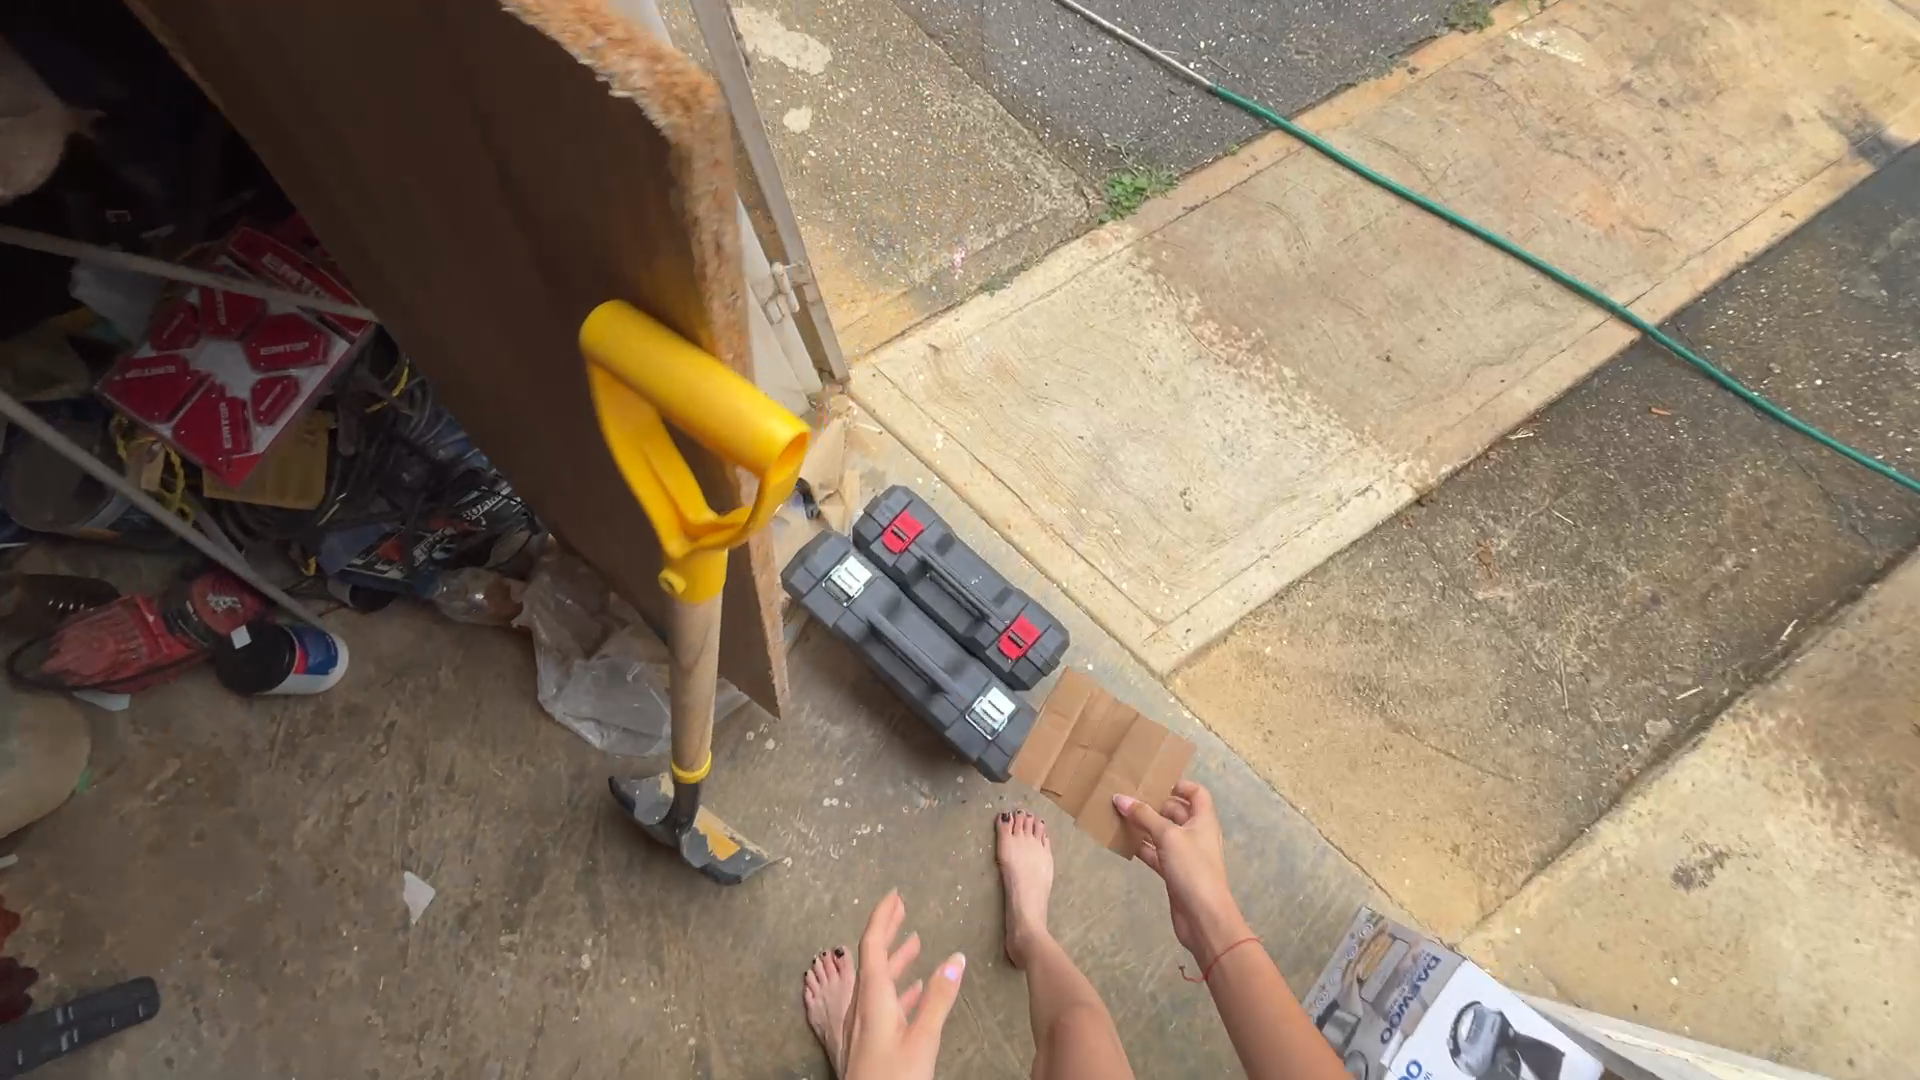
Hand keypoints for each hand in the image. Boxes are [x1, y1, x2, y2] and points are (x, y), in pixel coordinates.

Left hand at [842, 891, 966, 1079]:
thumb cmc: (894, 1079)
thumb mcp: (922, 1039)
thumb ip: (939, 997)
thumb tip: (957, 956)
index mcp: (872, 997)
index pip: (872, 944)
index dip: (882, 917)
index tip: (894, 895)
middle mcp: (863, 1006)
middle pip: (873, 957)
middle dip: (888, 931)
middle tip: (902, 909)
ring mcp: (865, 1026)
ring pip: (879, 981)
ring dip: (896, 959)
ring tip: (916, 942)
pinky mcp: (871, 1044)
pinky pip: (883, 1004)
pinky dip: (899, 988)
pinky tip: (917, 989)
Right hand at [1116, 781, 1250, 963]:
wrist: (1204, 918)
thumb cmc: (1193, 868)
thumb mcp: (1168, 836)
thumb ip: (1143, 815)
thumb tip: (1119, 798)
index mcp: (1203, 820)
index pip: (1196, 793)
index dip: (1179, 784)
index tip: (1154, 782)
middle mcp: (1196, 834)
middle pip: (1175, 811)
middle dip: (1153, 804)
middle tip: (1127, 797)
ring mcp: (1185, 855)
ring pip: (1162, 833)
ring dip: (1144, 826)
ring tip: (1119, 815)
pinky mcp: (1174, 873)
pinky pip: (1156, 853)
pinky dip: (1142, 847)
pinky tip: (1123, 841)